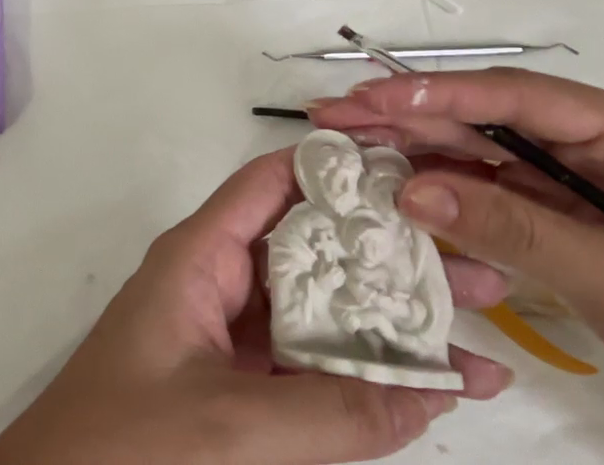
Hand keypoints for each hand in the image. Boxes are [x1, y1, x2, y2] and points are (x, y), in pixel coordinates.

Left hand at [0, 149, 513, 464]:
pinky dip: (364, 372)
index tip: (418, 166)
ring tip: (480, 313)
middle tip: (476, 253)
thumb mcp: (229, 425)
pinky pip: (309, 363)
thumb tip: (435, 393)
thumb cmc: (123, 442)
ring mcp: (230, 335)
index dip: (338, 166)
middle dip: (390, 248)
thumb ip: (331, 413)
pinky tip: (432, 386)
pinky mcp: (238, 382)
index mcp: (200, 257)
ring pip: (320, 306)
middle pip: (312, 245)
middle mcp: (218, 281)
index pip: (272, 183)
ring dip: (390, 313)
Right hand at [310, 69, 603, 464]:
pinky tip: (390, 183)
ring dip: (412, 147)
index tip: (370, 98)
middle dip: (408, 115)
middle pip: (485, 116)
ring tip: (344, 142)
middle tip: (334, 116)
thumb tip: (411, 192)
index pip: (519, 98)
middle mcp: (596, 140)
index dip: (438, 94)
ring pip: (477, 148)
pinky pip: (486, 187)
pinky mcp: (557, 208)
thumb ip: (516, 231)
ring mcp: (573, 174)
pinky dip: (436, 188)